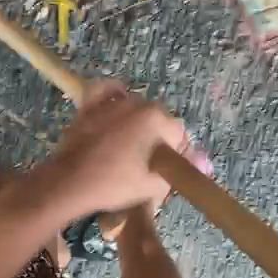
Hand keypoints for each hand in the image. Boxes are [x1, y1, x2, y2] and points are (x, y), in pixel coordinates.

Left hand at [34, 80, 184, 218]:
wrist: (70, 183)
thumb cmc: (116, 184)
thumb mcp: (155, 183)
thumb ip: (183, 168)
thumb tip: (207, 162)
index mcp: (158, 119)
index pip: (178, 136)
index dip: (174, 157)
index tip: (163, 174)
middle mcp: (138, 103)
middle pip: (157, 122)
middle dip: (156, 142)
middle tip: (144, 168)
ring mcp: (112, 102)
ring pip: (135, 111)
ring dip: (136, 126)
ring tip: (128, 152)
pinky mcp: (89, 107)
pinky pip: (106, 92)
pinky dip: (113, 95)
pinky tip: (117, 100)